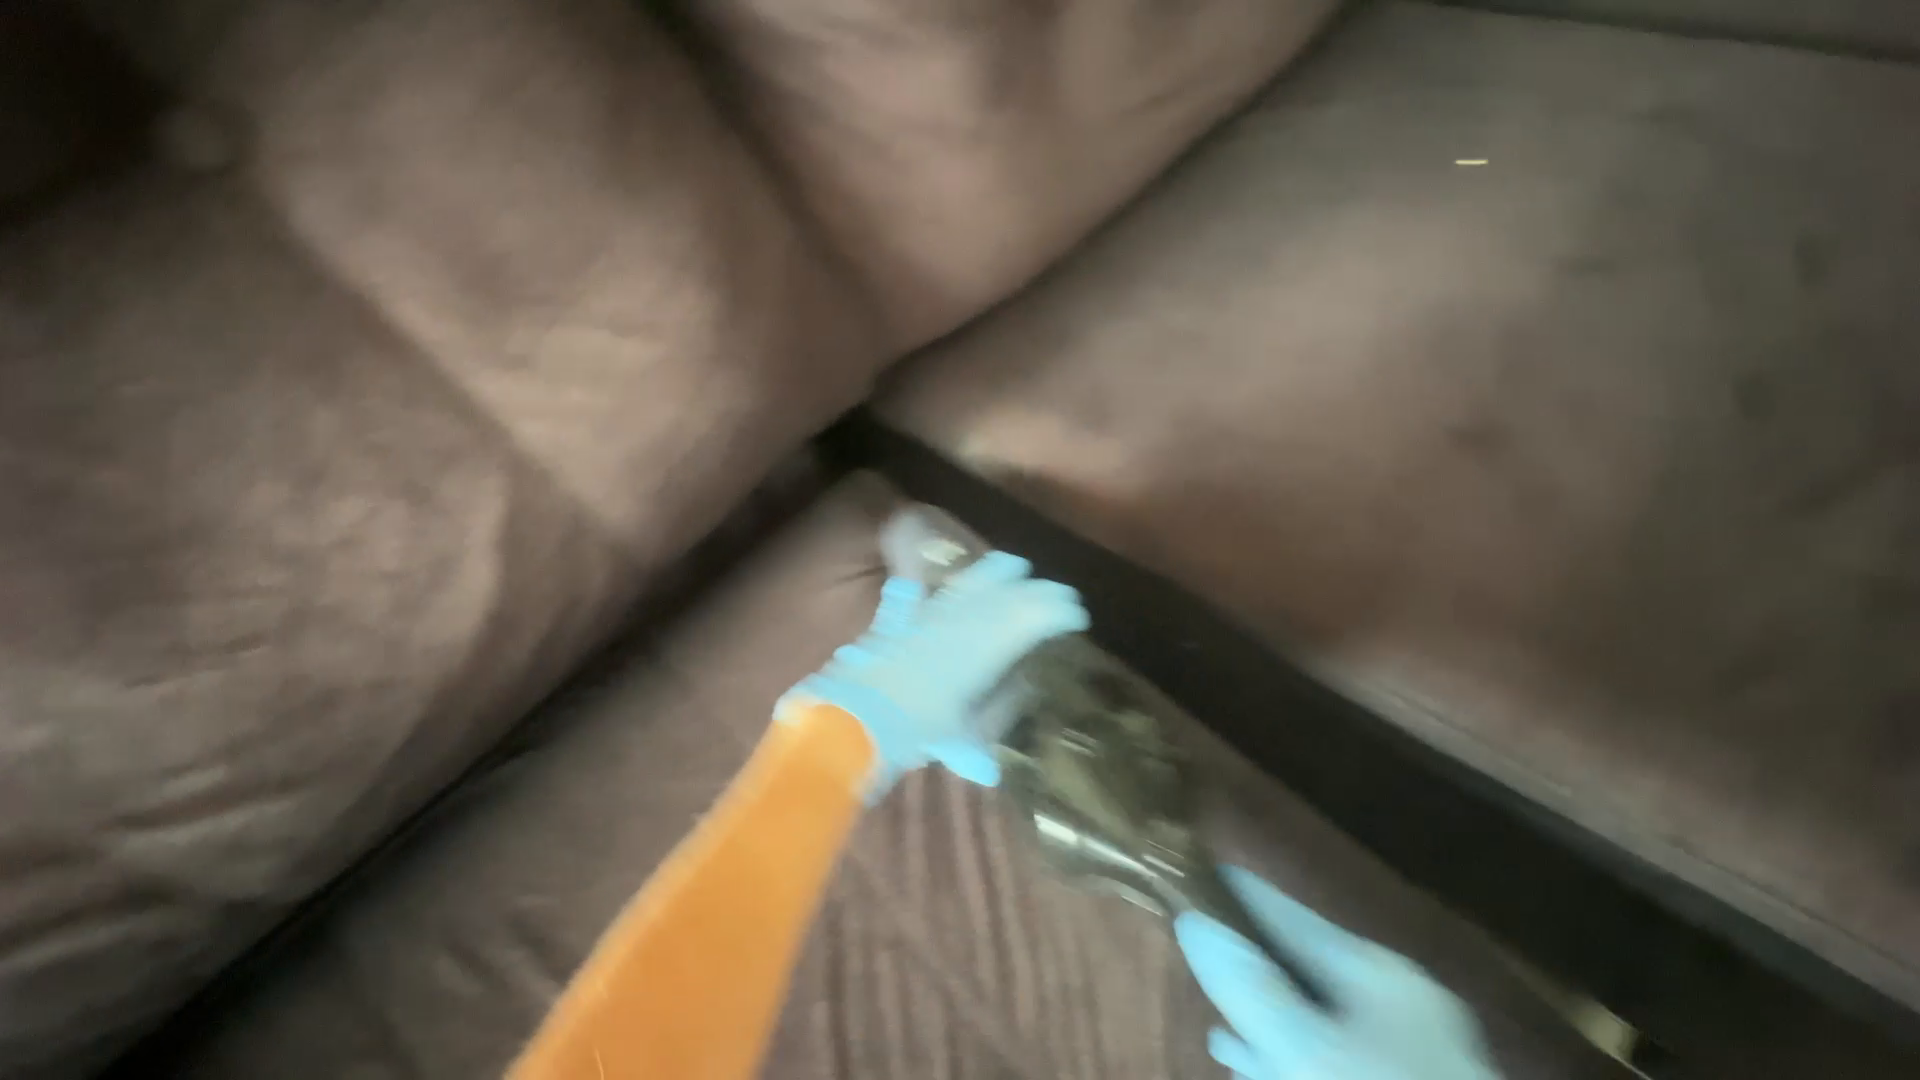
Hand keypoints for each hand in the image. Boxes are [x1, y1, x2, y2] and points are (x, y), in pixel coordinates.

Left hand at [783, 551, 1088, 796]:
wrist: (855, 717)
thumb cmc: (916, 731)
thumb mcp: (961, 738)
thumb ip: (987, 729)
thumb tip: (1006, 721)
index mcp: (985, 648)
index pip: (1032, 618)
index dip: (1057, 612)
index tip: (1076, 614)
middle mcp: (963, 623)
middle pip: (1007, 596)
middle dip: (1036, 592)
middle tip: (1058, 593)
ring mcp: (932, 616)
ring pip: (973, 585)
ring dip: (997, 575)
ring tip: (1015, 566)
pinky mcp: (905, 618)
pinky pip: (937, 592)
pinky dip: (955, 583)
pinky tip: (960, 577)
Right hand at [1175, 867, 1503, 1079]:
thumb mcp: (1307, 1054)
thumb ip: (1248, 986)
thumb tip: (1193, 918)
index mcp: (1374, 969)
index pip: (1282, 910)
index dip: (1229, 897)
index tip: (1183, 887)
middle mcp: (1397, 994)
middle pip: (1298, 964)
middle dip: (1246, 974)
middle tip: (1198, 980)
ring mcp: (1413, 1045)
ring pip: (1319, 1015)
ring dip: (1267, 1025)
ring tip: (1223, 1041)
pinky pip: (1341, 1054)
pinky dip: (1299, 1058)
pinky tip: (1267, 1074)